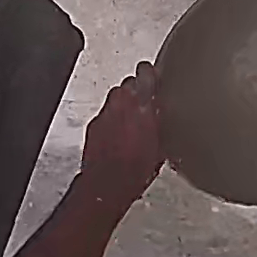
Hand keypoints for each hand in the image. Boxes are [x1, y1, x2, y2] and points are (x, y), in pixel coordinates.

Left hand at [78, 62, 163, 205]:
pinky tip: (116, 134)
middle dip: (136, 90)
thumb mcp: (161, 146)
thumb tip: (162, 116)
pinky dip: (111, 118)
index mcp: (143, 104)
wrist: (107, 184)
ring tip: (130, 120)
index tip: (152, 74)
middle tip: (144, 103)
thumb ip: (160, 122)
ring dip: (123, 103)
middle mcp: (122, 103)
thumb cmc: (136, 170)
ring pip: (116, 96)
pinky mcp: (94, 123)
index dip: (149, 72)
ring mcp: (106, 112)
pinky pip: (105, 113)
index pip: (145, 72)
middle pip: (129, 83)